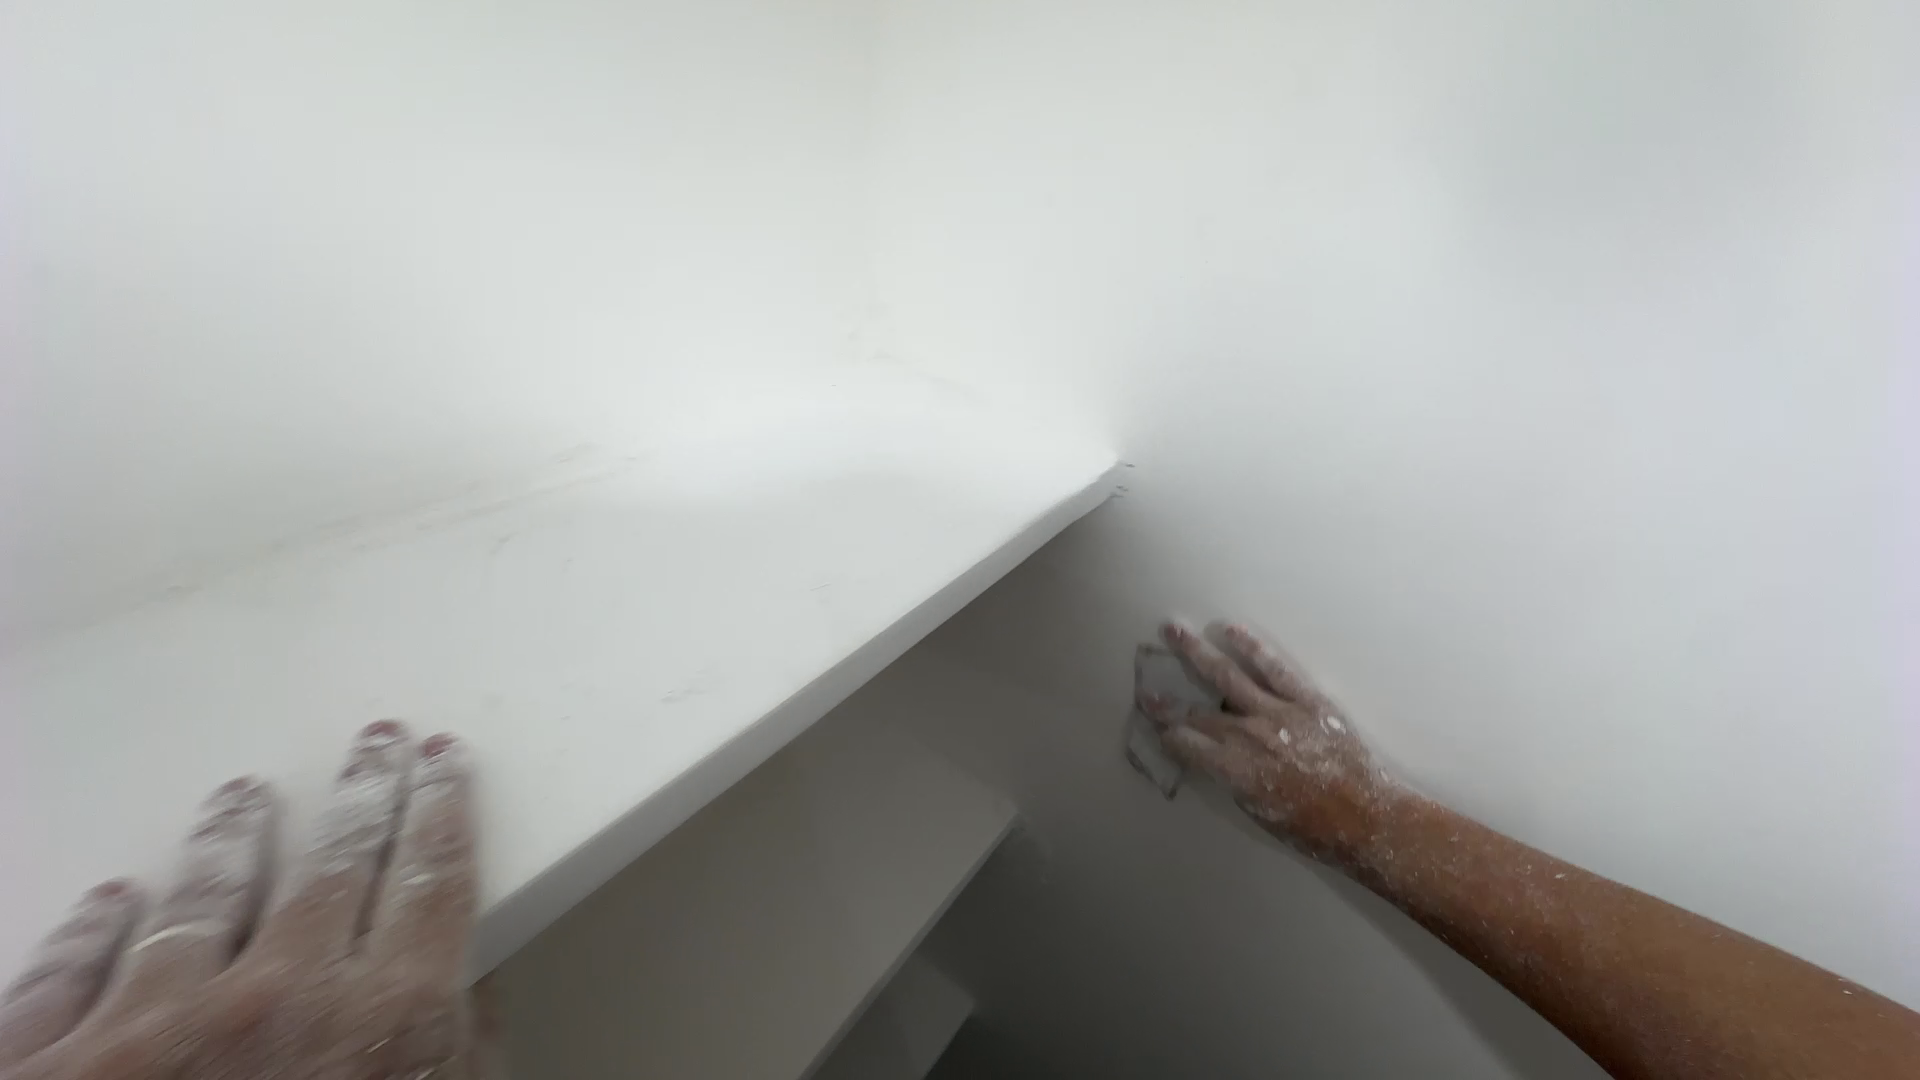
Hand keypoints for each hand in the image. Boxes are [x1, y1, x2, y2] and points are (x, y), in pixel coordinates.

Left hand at [0, 723, 500, 1079]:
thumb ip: (466, 1050)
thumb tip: (470, 984)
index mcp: (389, 1011)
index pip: (435, 871)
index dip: (444, 805)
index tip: (442, 757)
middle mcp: (284, 994)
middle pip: (341, 858)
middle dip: (367, 790)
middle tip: (374, 741)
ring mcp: (149, 1033)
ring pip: (204, 896)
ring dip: (229, 838)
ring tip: (242, 797)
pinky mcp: (34, 1078)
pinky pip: (54, 984)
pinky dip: (83, 936)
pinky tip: (107, 901)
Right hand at [1140, 621, 1395, 866]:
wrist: (1369, 820)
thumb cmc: (1312, 829)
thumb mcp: (1258, 813)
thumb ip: (1231, 779)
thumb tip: (1214, 758)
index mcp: (1234, 768)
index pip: (1187, 745)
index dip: (1169, 737)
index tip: (1159, 731)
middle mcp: (1248, 734)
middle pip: (1199, 713)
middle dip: (1168, 703)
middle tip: (1147, 689)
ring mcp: (1277, 712)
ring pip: (1228, 675)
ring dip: (1197, 652)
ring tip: (1175, 631)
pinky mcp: (1306, 699)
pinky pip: (1274, 667)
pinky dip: (1252, 647)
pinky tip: (1232, 630)